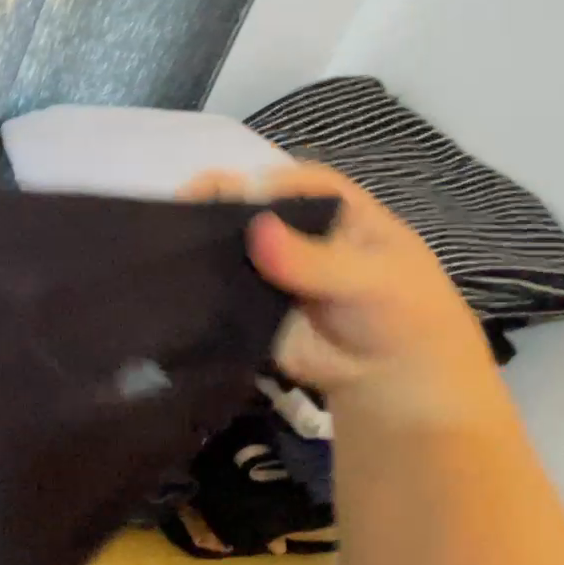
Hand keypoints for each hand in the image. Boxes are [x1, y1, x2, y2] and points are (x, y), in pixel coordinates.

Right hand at [182, 164, 505, 429]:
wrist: (388, 382)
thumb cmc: (401, 318)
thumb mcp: (372, 281)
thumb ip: (316, 260)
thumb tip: (257, 229)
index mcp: (339, 215)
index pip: (301, 184)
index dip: (268, 182)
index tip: (234, 190)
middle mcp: (298, 237)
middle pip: (254, 209)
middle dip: (217, 204)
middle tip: (180, 205)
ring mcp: (268, 272)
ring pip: (228, 248)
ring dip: (198, 243)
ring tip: (163, 241)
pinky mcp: (245, 306)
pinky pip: (216, 290)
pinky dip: (193, 284)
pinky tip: (169, 278)